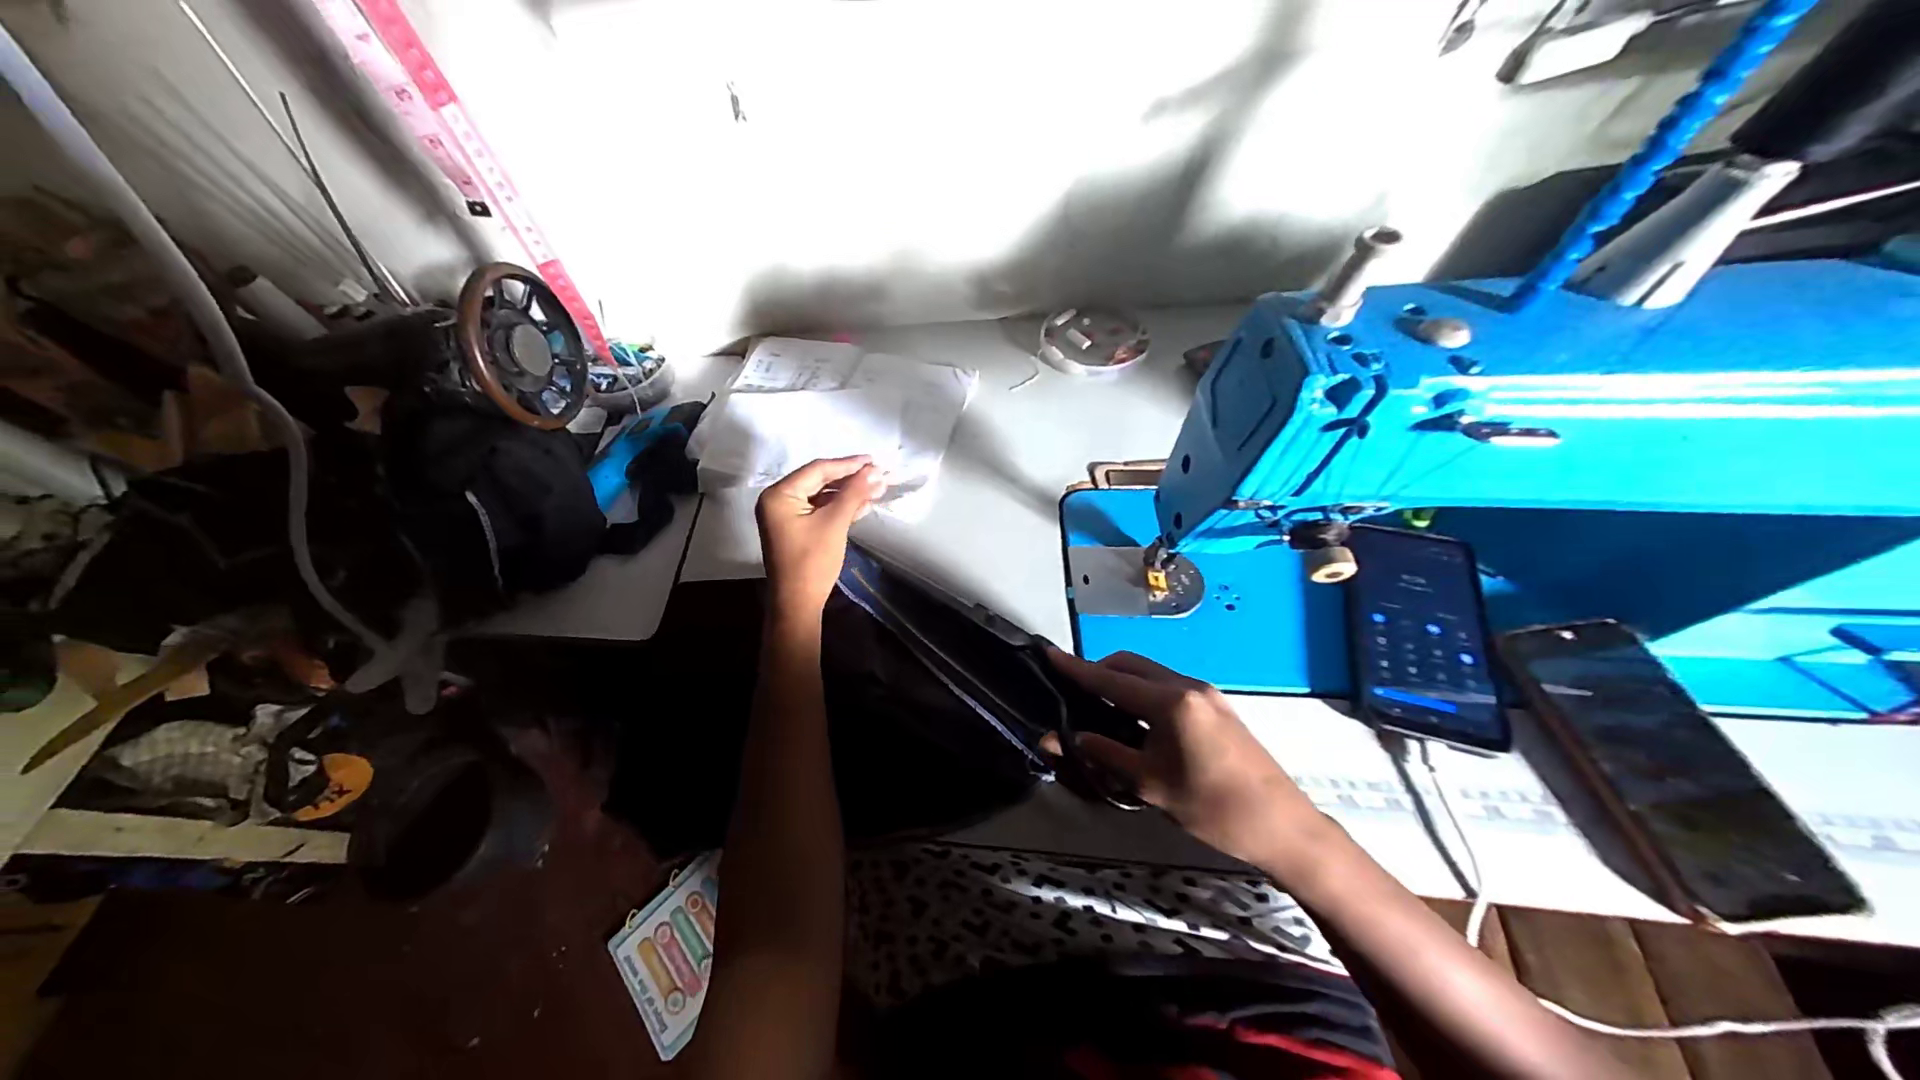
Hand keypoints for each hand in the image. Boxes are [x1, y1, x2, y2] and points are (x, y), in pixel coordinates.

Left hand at [756, 456, 885, 616]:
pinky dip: (840, 507)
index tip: (874, 461)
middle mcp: (778, 500)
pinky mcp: (796, 529)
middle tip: (880, 475)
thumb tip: (876, 470)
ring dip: (849, 493)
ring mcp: (786, 515)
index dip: (848, 464)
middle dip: (851, 479)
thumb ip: (854, 493)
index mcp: (779, 494)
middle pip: (819, 480)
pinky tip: (864, 504)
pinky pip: (820, 510)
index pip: (817, 470)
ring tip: (878, 488)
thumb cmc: (812, 562)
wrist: (798, 604)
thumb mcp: (835, 523)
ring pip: (822, 496)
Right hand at [1044, 648, 1323, 864]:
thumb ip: (1104, 755)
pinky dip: (1144, 693)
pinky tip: (1135, 719)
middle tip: (1073, 692)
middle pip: (1131, 665)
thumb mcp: (1151, 784)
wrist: (1282, 826)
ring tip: (1099, 707)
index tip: (1049, 655)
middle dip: (1099, 672)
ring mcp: (1207, 694)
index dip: (1076, 669)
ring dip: (1122, 682)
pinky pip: (1168, 687)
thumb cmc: (1213, 808)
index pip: (1111, 679)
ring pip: (1151, 674)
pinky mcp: (1217, 706)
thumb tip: (1063, 738)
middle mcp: (1188, 686)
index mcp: (1171, 702)